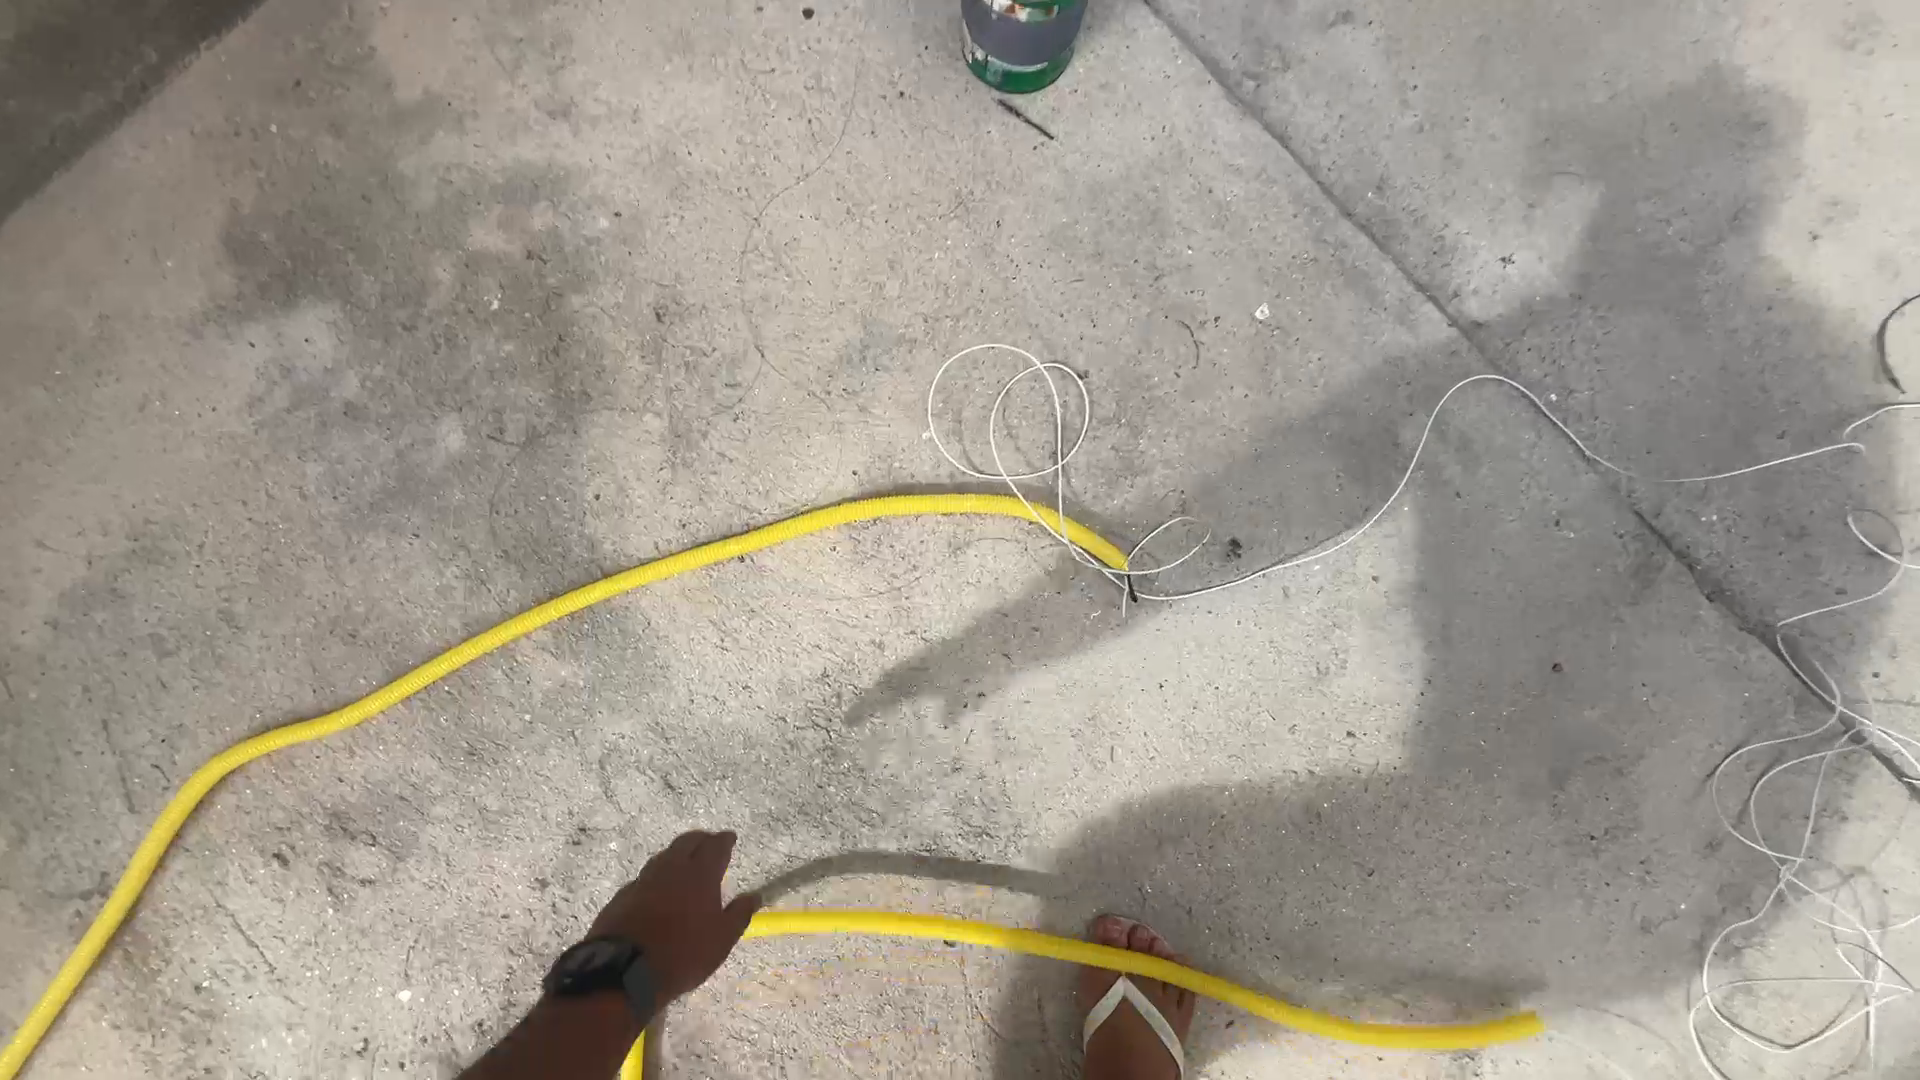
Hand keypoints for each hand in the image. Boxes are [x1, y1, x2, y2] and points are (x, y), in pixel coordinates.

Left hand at [588, 830, 760, 1005]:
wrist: (622, 973)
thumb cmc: (682, 954)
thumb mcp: (722, 940)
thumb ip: (739, 914)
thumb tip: (754, 896)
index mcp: (700, 873)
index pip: (715, 845)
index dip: (724, 840)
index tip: (730, 838)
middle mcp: (672, 868)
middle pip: (688, 841)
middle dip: (701, 840)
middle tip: (709, 845)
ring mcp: (643, 881)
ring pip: (664, 856)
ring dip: (677, 855)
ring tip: (684, 865)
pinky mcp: (622, 897)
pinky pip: (644, 878)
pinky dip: (656, 878)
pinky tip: (657, 891)